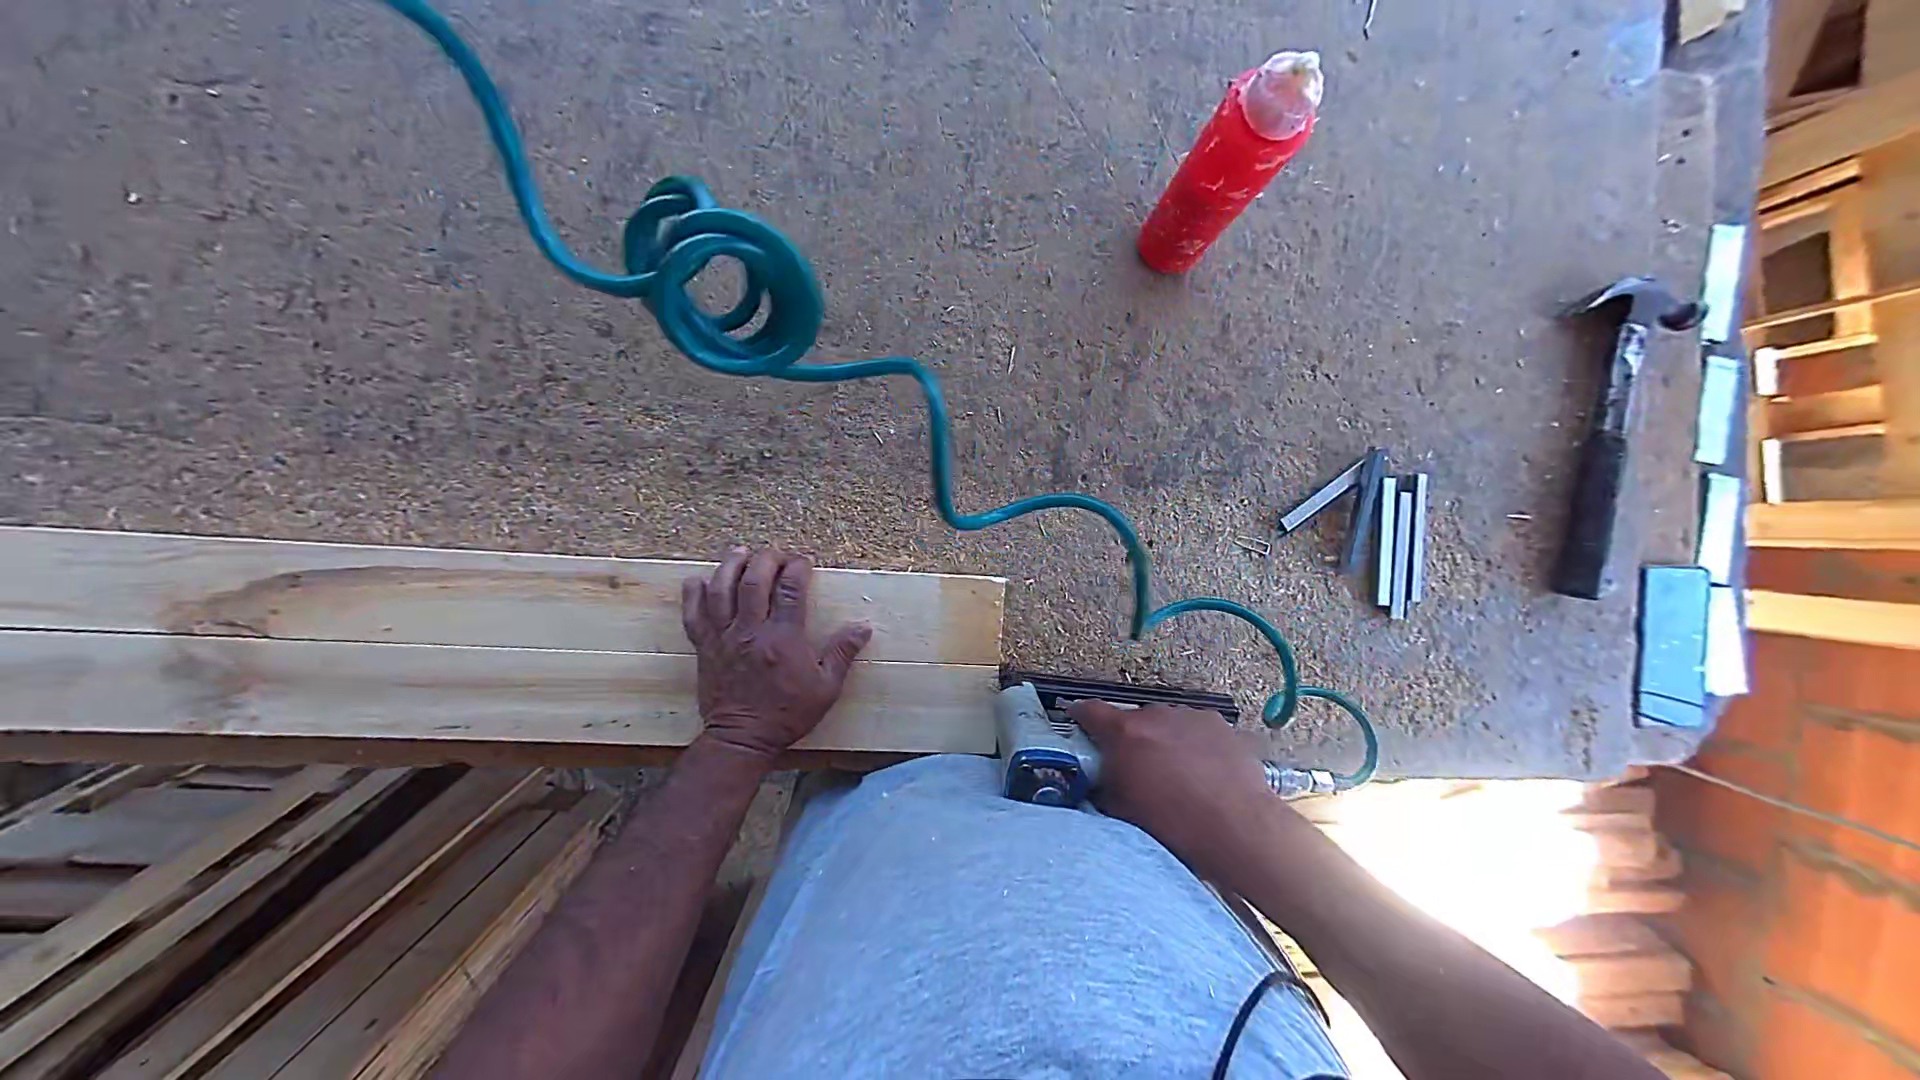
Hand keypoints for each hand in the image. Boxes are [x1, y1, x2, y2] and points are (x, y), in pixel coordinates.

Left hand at [680, 547, 871, 764]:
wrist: (743, 739)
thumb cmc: (788, 714)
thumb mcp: (826, 688)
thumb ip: (842, 653)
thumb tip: (863, 627)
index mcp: (784, 638)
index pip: (791, 589)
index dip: (798, 568)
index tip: (804, 561)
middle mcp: (752, 631)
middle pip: (754, 580)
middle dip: (767, 559)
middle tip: (776, 553)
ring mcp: (724, 638)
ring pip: (721, 590)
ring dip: (730, 566)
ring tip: (740, 552)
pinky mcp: (705, 648)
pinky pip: (693, 615)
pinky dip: (693, 595)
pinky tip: (696, 581)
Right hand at [1070, 700, 1306, 886]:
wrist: (1240, 829)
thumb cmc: (1176, 824)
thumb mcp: (1123, 811)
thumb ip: (1104, 788)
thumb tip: (1097, 782)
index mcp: (1125, 733)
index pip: (1090, 710)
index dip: (1079, 715)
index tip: (1076, 720)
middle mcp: (1156, 715)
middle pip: (1131, 719)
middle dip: (1129, 739)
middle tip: (1135, 767)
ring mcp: (1190, 716)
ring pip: (1165, 723)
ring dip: (1162, 740)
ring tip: (1175, 773)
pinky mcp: (1219, 725)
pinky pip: (1194, 729)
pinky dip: (1192, 743)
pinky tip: (1203, 770)